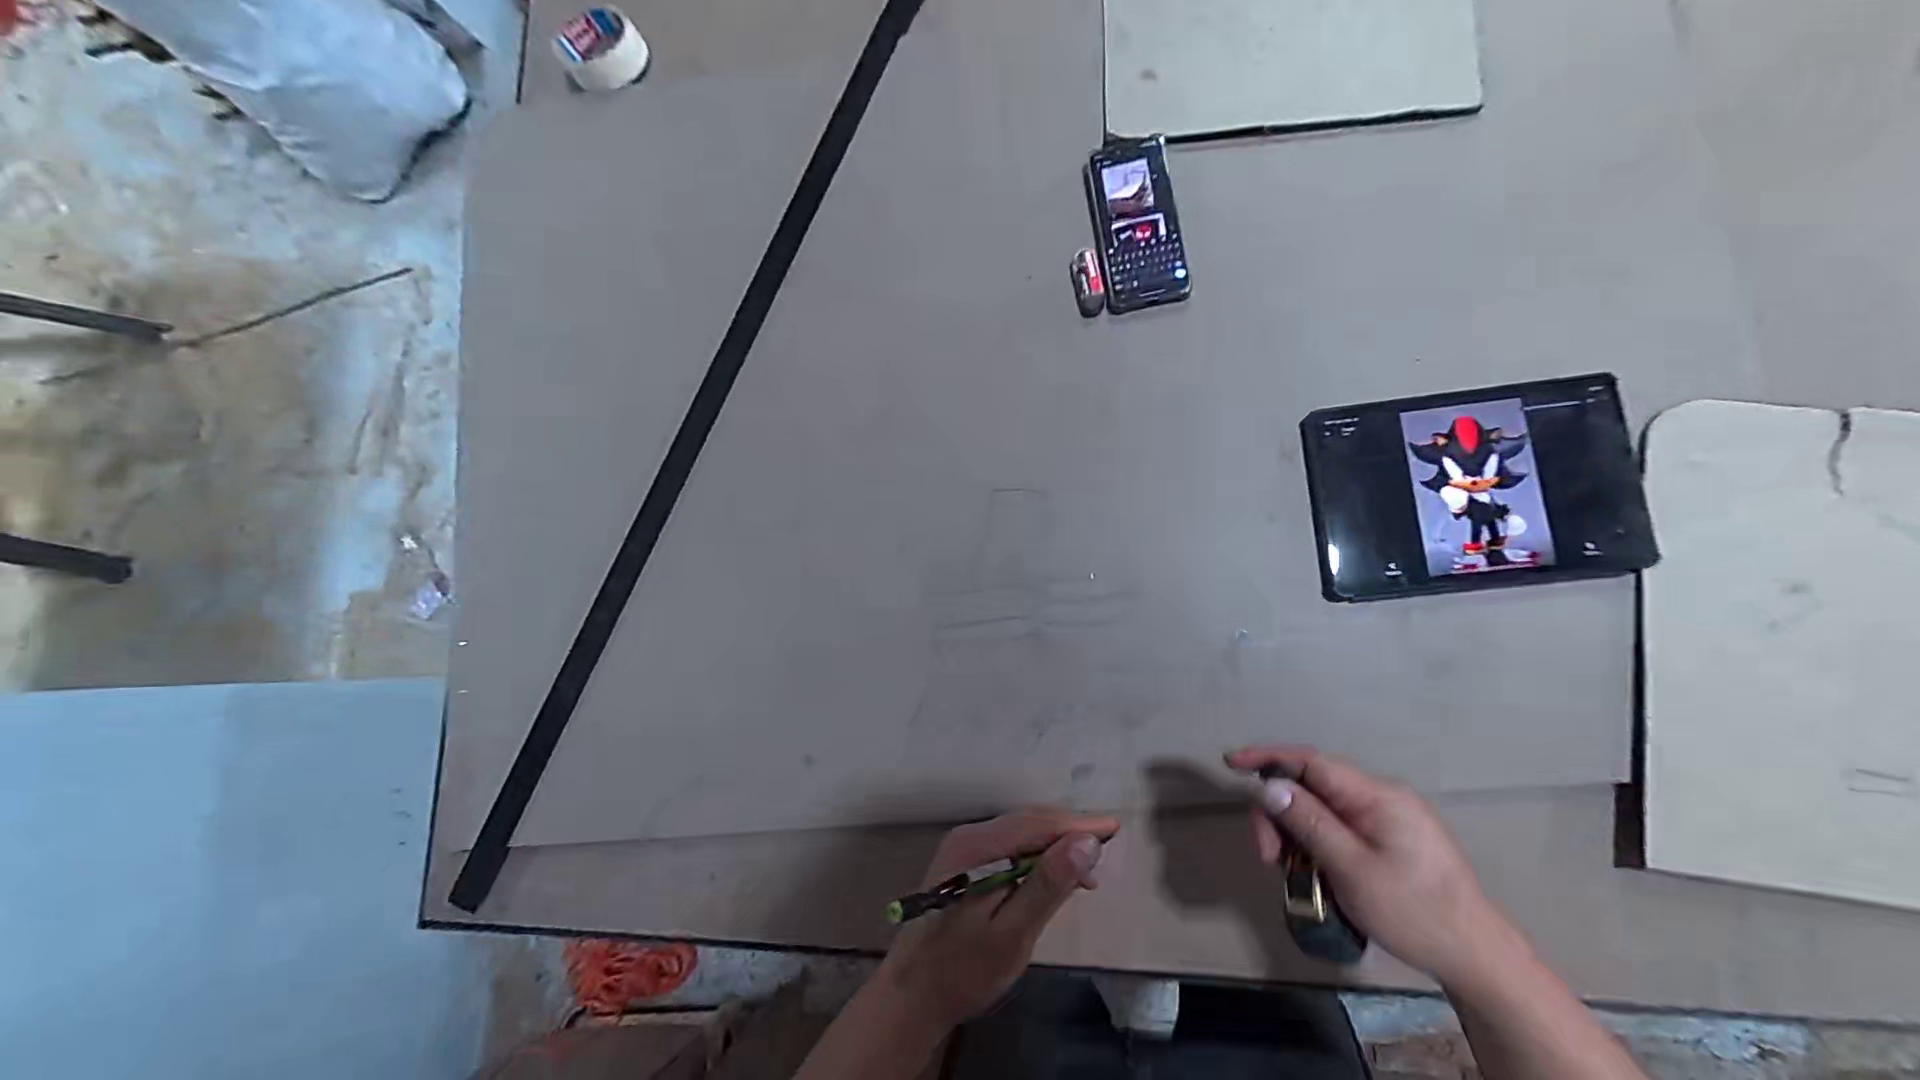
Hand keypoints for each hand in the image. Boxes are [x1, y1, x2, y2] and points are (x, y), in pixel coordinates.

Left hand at [875, 808, 1117, 1028]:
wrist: (911, 994)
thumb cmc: (964, 969)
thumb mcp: (1013, 933)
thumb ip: (1047, 884)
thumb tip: (1086, 841)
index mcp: (977, 847)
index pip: (1037, 824)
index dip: (1077, 825)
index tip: (1114, 828)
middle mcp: (968, 836)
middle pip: (1029, 822)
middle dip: (1069, 834)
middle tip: (1101, 862)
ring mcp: (963, 847)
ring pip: (1020, 832)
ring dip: (1054, 846)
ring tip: (1084, 875)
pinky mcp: (964, 863)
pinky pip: (1008, 846)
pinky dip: (1035, 856)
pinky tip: (1050, 877)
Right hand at [1226, 744, 1519, 986]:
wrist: (1479, 958)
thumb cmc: (1414, 913)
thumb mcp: (1352, 869)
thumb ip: (1309, 823)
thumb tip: (1269, 785)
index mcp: (1377, 796)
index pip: (1312, 761)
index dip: (1268, 758)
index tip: (1231, 763)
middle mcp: (1383, 797)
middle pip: (1313, 787)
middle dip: (1280, 814)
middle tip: (1267, 856)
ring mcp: (1390, 817)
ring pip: (1323, 809)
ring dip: (1296, 833)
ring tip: (1289, 871)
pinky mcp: (1392, 838)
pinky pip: (1340, 826)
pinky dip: (1316, 842)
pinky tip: (1313, 870)